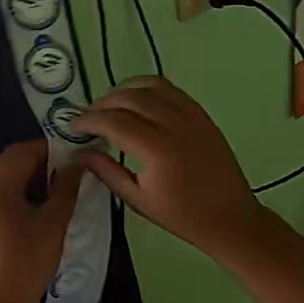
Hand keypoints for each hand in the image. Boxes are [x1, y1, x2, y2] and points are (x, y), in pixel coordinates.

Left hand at [0, 141, 85, 302]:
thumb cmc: (27, 262)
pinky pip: (6, 200)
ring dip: (36, 181)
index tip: (75, 156)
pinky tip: (47, 213)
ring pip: (9, 183)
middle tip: (72, 173)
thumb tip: (78, 162)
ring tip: (64, 192)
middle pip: (12, 164)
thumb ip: (65, 189)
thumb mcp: (53, 223)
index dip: (48, 148)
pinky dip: (27, 197)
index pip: (20, 151)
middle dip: (42, 163)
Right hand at [74, 77, 269, 255]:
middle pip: (128, 97)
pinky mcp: (201, 113)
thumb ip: (107, 171)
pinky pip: (170, 88)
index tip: (74, 127)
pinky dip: (147, 88)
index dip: (88, 121)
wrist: (230, 217)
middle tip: (89, 119)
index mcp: (157, 150)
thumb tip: (80, 153)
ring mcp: (191, 114)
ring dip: (123, 90)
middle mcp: (174, 124)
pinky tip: (137, 101)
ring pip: (149, 85)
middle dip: (102, 104)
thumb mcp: (137, 200)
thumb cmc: (181, 215)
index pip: (113, 121)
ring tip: (110, 106)